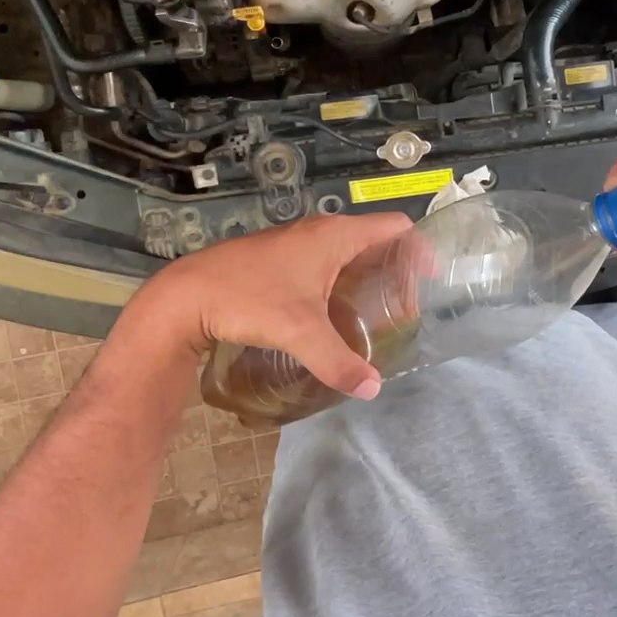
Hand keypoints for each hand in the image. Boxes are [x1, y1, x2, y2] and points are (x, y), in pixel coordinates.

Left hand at [113, 211, 412, 398]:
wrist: (185, 295)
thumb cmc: (248, 300)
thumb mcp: (298, 333)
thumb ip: (338, 360)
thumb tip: (373, 389)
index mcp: (336, 236)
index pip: (396, 227)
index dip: (419, 248)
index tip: (431, 280)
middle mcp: (321, 230)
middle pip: (376, 239)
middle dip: (396, 267)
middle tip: (407, 305)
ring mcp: (298, 240)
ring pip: (349, 250)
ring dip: (368, 273)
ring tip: (378, 310)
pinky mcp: (281, 255)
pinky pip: (327, 259)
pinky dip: (343, 277)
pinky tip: (336, 310)